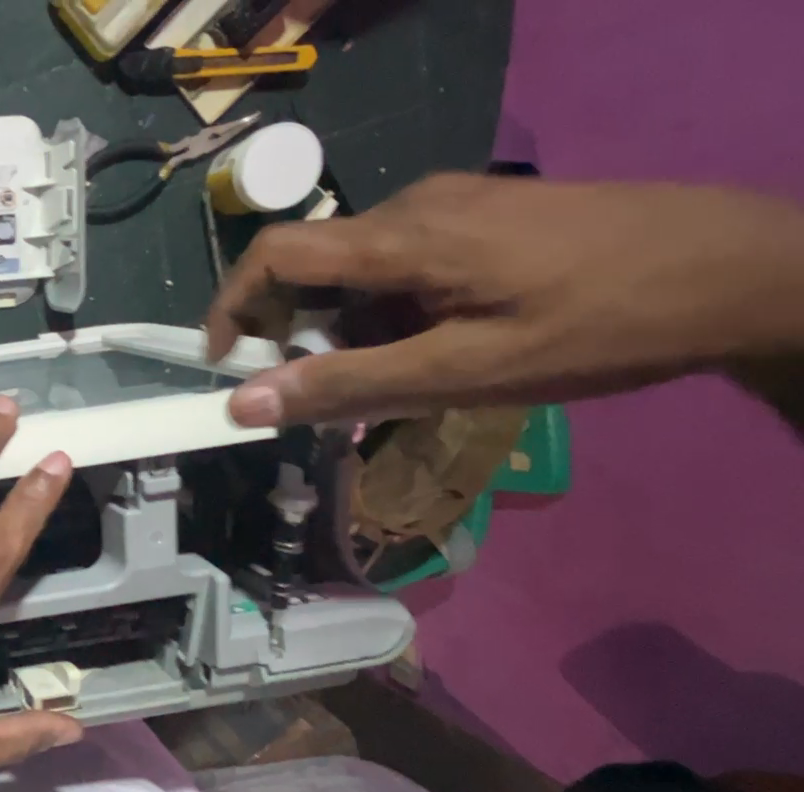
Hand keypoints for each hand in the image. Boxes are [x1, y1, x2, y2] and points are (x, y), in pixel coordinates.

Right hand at [206, 174, 803, 426]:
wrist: (750, 271)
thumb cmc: (601, 325)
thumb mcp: (464, 372)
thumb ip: (346, 385)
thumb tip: (243, 403)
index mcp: (403, 237)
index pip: (275, 253)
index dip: (230, 307)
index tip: (225, 365)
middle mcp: (414, 206)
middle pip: (312, 265)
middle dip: (294, 331)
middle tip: (323, 392)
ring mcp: (452, 204)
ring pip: (355, 268)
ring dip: (344, 327)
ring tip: (389, 379)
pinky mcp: (482, 214)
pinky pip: (399, 261)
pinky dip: (384, 311)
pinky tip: (430, 345)